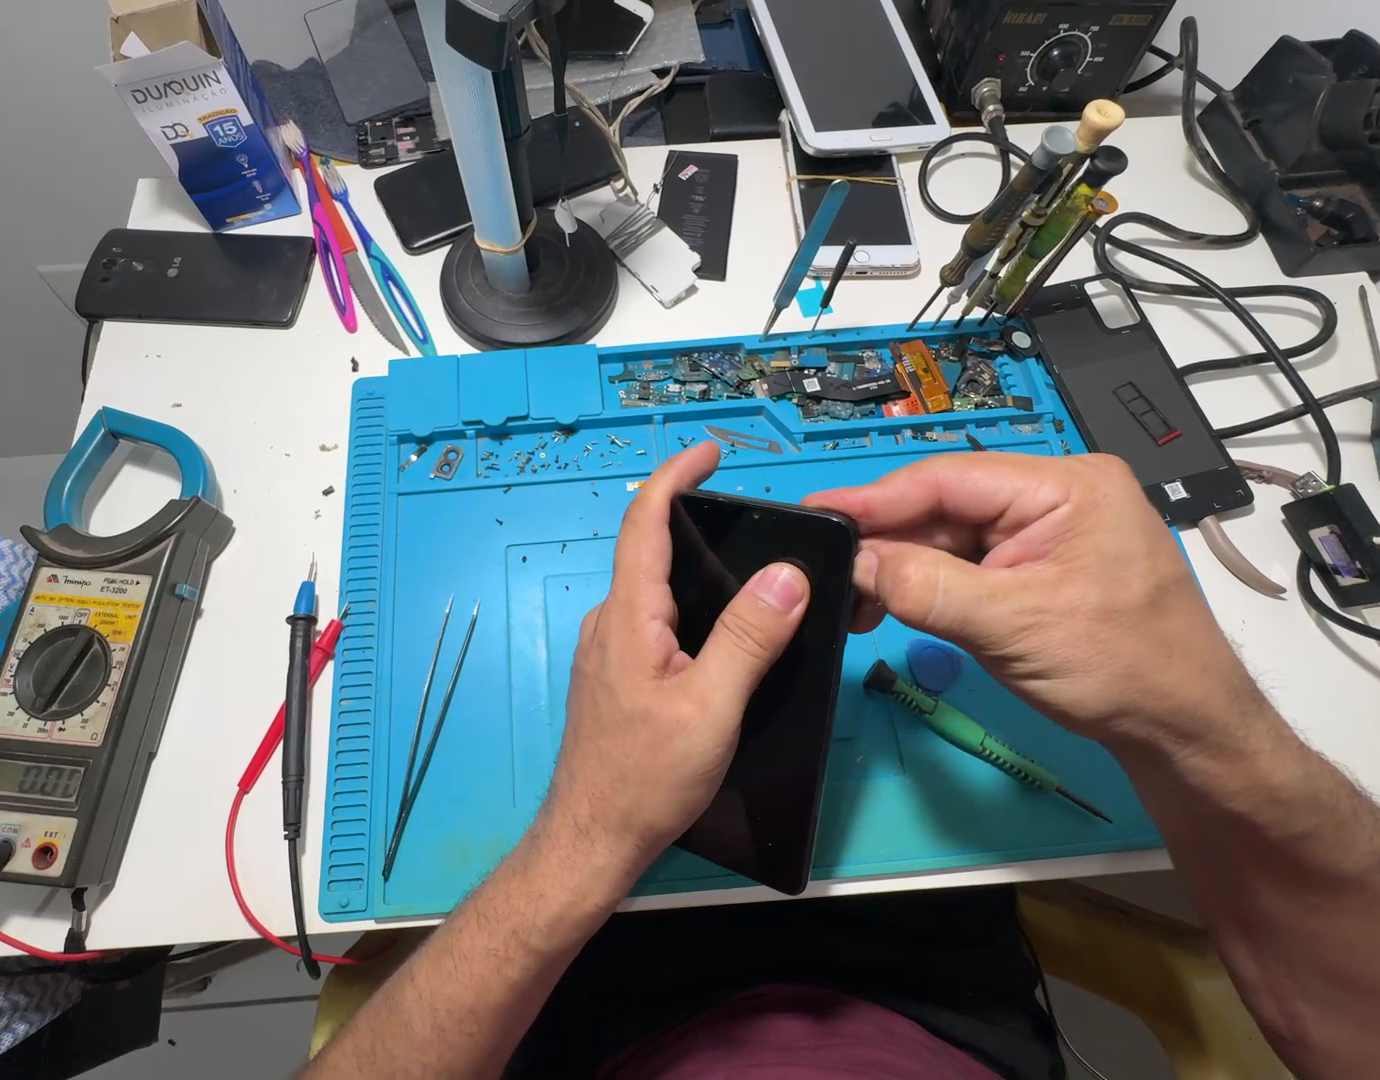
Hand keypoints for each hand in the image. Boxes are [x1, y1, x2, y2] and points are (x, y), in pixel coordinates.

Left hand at [540, 442, 810, 879]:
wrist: (592, 839)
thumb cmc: (646, 777)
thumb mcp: (711, 707)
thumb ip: (748, 637)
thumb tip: (786, 573)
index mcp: (628, 616)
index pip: (644, 522)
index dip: (674, 478)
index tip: (708, 452)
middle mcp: (609, 622)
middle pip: (648, 551)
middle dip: (691, 520)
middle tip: (747, 519)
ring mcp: (606, 650)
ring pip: (651, 589)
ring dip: (690, 567)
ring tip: (745, 573)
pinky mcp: (613, 676)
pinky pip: (650, 621)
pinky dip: (685, 605)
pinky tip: (717, 632)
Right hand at [806, 453, 1268, 753]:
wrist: (1183, 733)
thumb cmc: (1120, 670)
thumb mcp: (1015, 625)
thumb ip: (927, 587)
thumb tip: (854, 562)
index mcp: (1064, 487)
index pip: (949, 480)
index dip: (876, 498)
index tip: (817, 510)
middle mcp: (1048, 497)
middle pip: (941, 508)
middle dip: (883, 541)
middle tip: (825, 567)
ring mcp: (1037, 533)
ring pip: (942, 539)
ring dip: (894, 569)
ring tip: (849, 599)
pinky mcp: (1024, 568)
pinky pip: (957, 566)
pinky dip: (918, 587)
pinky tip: (883, 605)